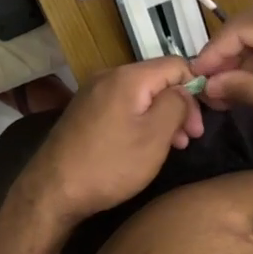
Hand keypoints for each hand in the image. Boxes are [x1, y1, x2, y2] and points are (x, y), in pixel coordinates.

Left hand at [13, 57, 202, 229]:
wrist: (53, 189)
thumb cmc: (110, 164)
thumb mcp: (154, 137)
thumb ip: (176, 105)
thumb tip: (184, 90)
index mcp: (127, 76)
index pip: (175, 65)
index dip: (195, 90)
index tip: (199, 125)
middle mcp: (108, 76)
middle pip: (156, 79)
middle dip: (178, 105)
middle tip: (189, 140)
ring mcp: (93, 92)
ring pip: (140, 94)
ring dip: (160, 116)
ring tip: (173, 146)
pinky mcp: (84, 110)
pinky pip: (122, 105)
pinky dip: (139, 120)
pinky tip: (144, 145)